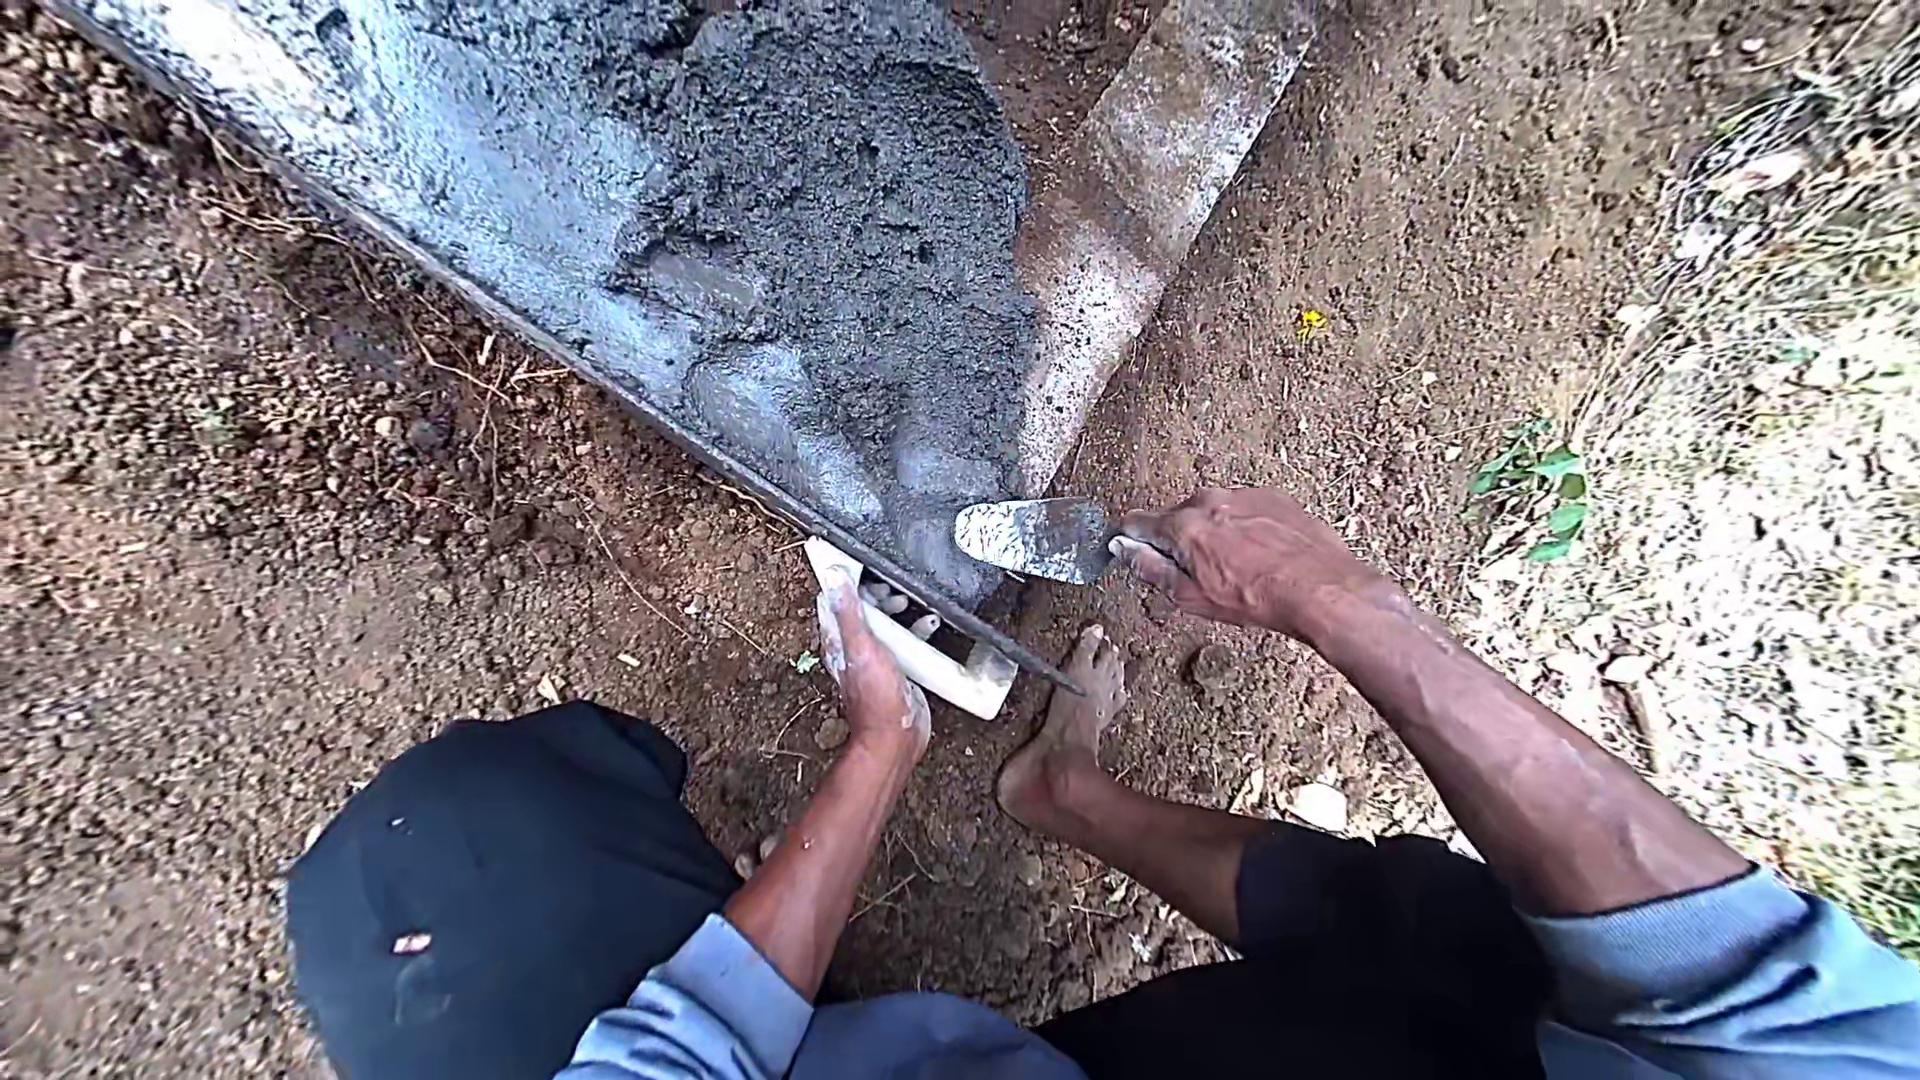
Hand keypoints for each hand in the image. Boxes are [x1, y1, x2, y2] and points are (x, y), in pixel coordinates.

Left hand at [815, 566, 931, 761]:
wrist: (896, 738)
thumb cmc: (877, 698)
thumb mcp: (863, 648)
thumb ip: (850, 613)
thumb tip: (833, 577)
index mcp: (839, 642)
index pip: (834, 602)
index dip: (845, 581)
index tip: (859, 563)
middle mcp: (854, 649)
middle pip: (862, 610)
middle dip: (876, 594)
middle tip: (893, 587)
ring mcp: (876, 660)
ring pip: (884, 624)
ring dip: (896, 610)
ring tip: (910, 601)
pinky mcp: (898, 669)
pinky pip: (905, 642)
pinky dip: (916, 630)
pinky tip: (931, 625)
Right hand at [1112, 488, 1390, 640]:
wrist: (1323, 590)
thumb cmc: (1258, 599)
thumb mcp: (1191, 596)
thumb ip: (1150, 567)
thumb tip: (1122, 548)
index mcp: (1182, 525)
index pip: (1136, 522)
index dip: (1131, 539)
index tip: (1133, 550)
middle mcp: (1207, 500)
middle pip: (1175, 517)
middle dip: (1178, 540)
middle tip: (1197, 571)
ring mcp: (1242, 495)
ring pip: (1209, 511)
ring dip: (1212, 532)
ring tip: (1236, 565)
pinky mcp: (1271, 497)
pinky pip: (1241, 508)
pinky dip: (1242, 526)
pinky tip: (1259, 554)